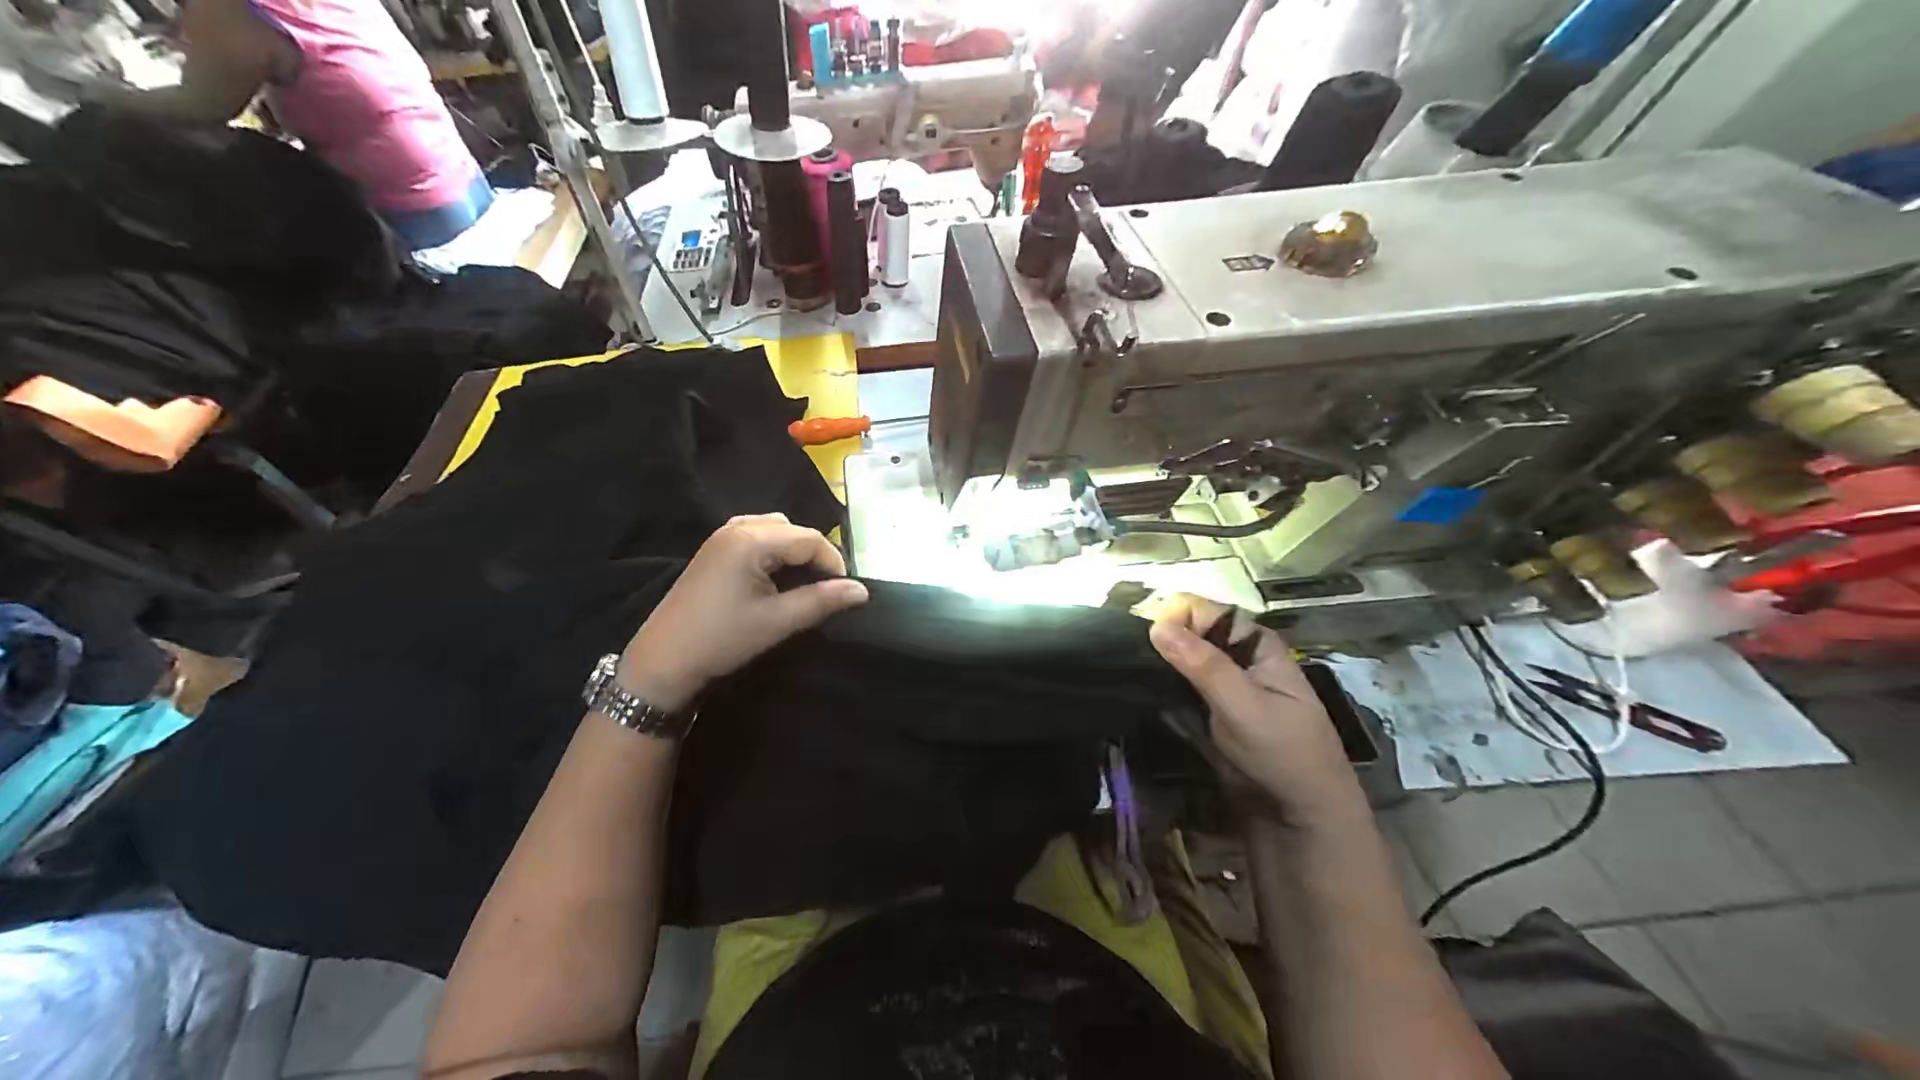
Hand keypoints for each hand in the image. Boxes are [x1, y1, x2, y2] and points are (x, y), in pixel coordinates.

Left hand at [616, 514, 868, 710]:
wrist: (664, 660)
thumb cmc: (722, 639)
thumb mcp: (777, 621)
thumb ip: (822, 600)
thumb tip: (862, 591)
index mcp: (752, 540)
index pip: (811, 538)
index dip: (834, 563)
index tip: (844, 593)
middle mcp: (737, 527)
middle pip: (795, 530)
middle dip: (816, 556)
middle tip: (826, 591)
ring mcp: (723, 535)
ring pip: (777, 530)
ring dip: (796, 551)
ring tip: (803, 584)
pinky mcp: (715, 548)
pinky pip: (757, 534)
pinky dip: (775, 549)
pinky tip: (776, 575)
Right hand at [1146, 593, 1364, 826]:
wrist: (1300, 812)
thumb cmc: (1283, 752)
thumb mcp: (1244, 705)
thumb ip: (1203, 664)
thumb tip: (1157, 625)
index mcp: (1255, 642)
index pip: (1205, 610)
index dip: (1172, 615)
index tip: (1141, 632)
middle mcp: (1237, 654)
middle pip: (1190, 630)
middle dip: (1160, 636)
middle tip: (1126, 652)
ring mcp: (1222, 681)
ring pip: (1181, 657)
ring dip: (1157, 660)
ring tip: (1125, 667)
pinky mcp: (1207, 706)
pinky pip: (1178, 683)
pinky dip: (1160, 681)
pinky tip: (1138, 685)